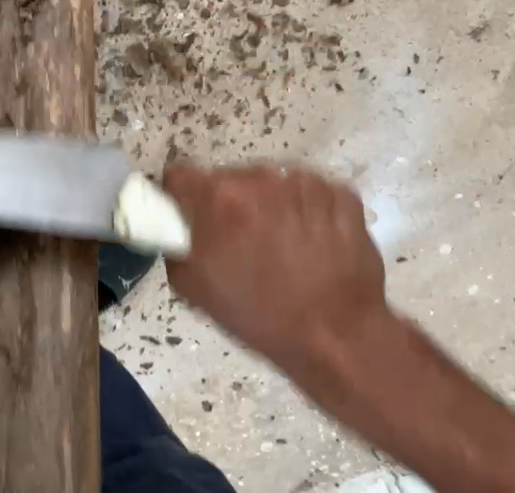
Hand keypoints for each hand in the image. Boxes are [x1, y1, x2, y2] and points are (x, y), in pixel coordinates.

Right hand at [163, 165, 387, 371]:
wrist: (340, 338)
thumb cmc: (261, 315)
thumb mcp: (193, 288)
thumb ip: (174, 245)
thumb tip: (174, 229)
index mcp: (218, 197)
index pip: (180, 175)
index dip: (181, 196)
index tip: (190, 216)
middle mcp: (259, 176)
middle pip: (229, 179)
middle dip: (231, 203)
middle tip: (242, 240)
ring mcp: (304, 182)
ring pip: (272, 184)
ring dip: (270, 205)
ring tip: (284, 245)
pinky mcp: (340, 193)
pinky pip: (311, 193)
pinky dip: (308, 212)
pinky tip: (314, 244)